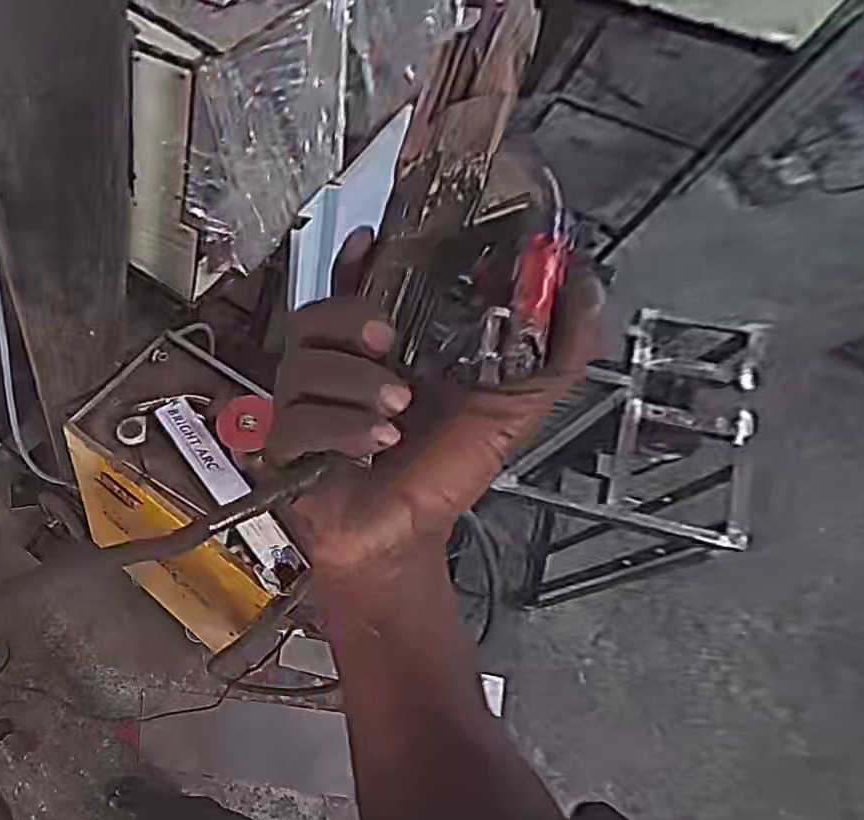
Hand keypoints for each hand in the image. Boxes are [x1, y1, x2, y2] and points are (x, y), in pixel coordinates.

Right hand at [267, 226, 606, 581]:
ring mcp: (300, 409)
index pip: (349, 294)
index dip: (351, 265)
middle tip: (388, 344)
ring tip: (394, 420)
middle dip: (351, 323)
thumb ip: (553, 351)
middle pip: (312, 319)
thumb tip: (582, 285)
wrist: (400, 536)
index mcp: (377, 356)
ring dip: (357, 389)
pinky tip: (370, 448)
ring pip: (303, 370)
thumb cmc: (440, 474)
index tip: (368, 240)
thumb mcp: (510, 408)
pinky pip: (296, 421)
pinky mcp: (281, 447)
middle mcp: (331, 375)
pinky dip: (338, 432)